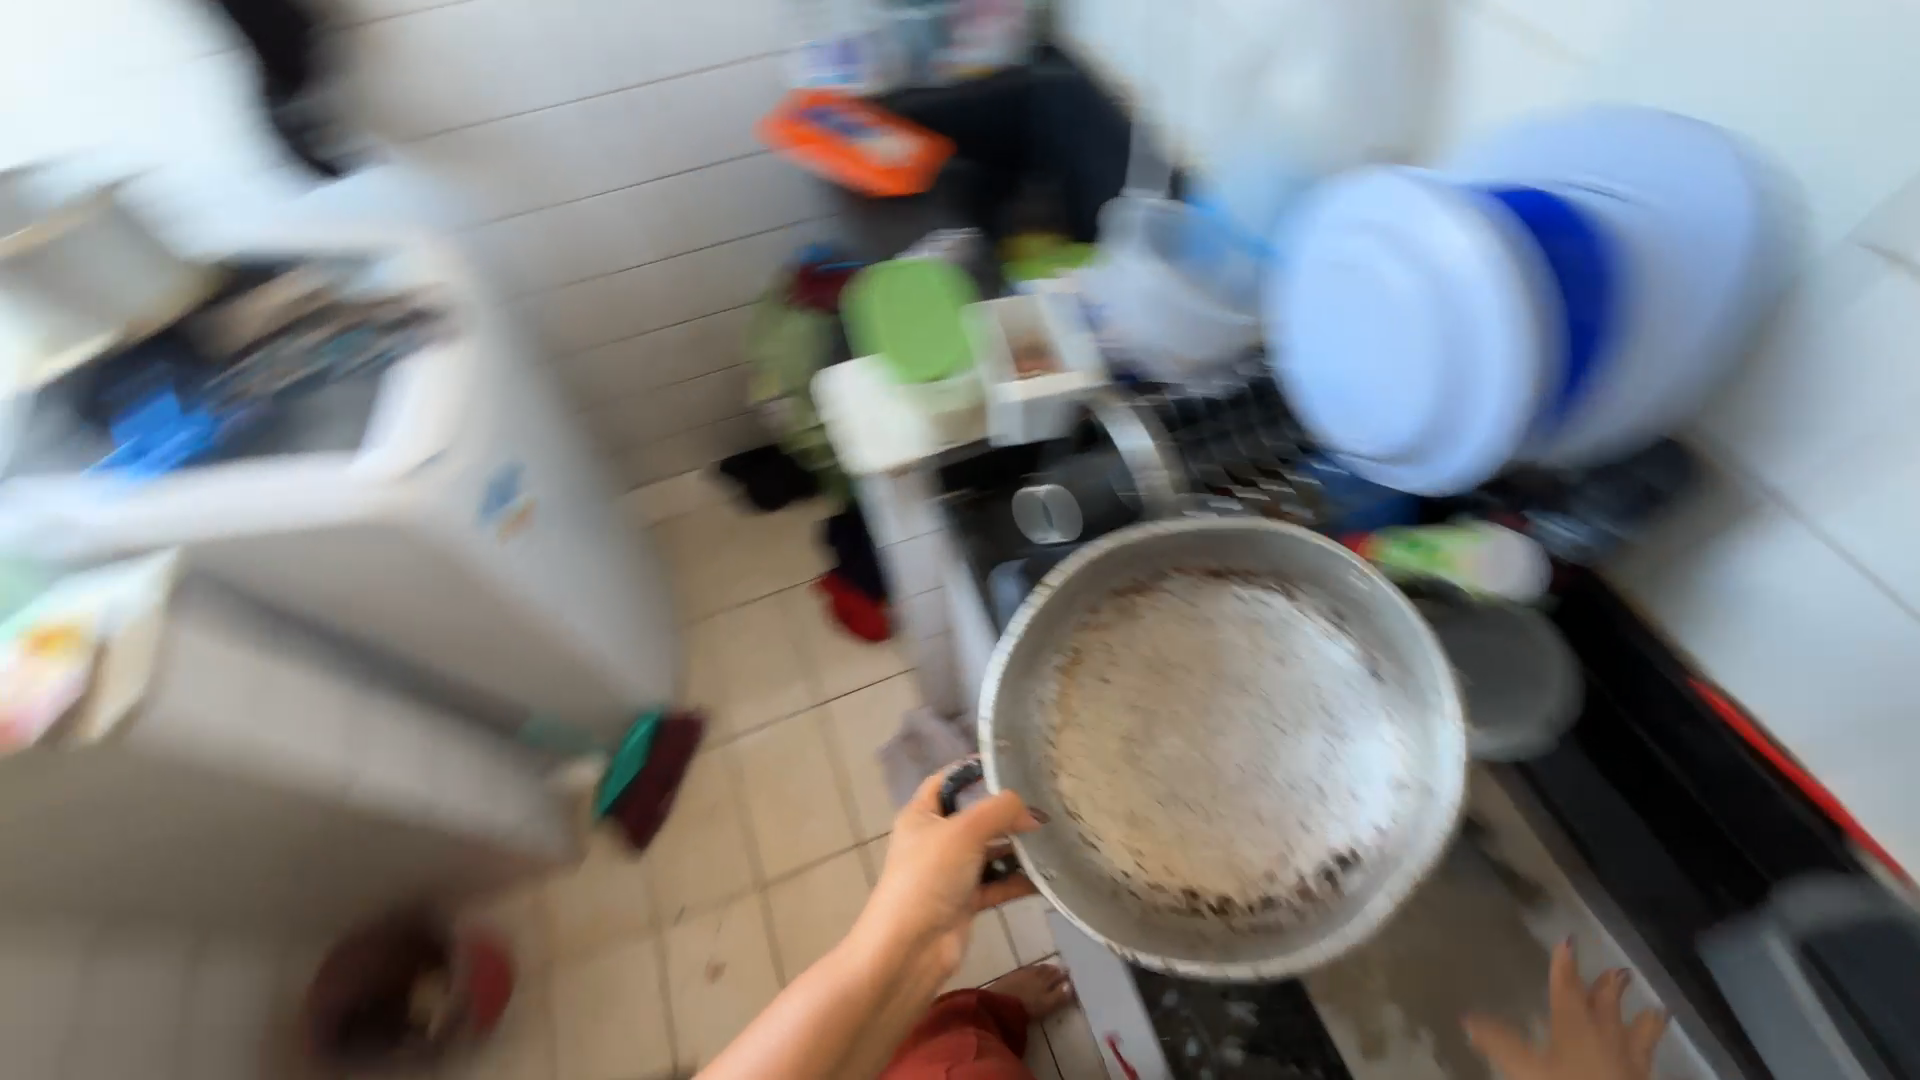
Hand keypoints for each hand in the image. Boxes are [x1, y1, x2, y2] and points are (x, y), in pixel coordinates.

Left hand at [853, 763, 1044, 978]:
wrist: (910, 949)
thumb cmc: (929, 876)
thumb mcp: (964, 831)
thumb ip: (1000, 810)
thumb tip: (1032, 811)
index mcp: (921, 814)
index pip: (947, 780)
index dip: (974, 770)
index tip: (1010, 764)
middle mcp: (934, 839)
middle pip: (974, 816)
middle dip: (1005, 811)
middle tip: (1043, 804)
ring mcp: (949, 871)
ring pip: (988, 850)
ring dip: (1016, 846)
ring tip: (1052, 837)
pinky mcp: (964, 901)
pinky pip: (996, 883)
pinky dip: (1018, 880)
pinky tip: (1047, 876)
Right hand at [1464, 941, 1669, 1079]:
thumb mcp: (1527, 1069)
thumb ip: (1500, 1042)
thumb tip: (1466, 1017)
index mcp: (1574, 1024)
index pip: (1567, 987)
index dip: (1565, 964)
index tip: (1569, 940)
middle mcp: (1605, 1035)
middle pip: (1607, 1004)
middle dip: (1609, 986)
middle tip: (1619, 970)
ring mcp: (1630, 1060)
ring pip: (1638, 1031)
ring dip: (1644, 1017)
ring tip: (1658, 1007)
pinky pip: (1649, 1057)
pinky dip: (1652, 1046)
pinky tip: (1654, 1048)